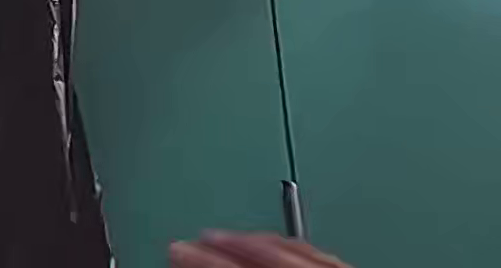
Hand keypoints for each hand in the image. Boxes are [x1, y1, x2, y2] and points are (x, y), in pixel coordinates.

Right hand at [169, 231, 352, 267]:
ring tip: (224, 238)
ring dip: (254, 241)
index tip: (177, 251)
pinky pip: (323, 258)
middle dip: (223, 244)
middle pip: (269, 257)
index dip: (203, 263)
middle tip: (190, 241)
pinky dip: (291, 248)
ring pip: (297, 249)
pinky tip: (276, 248)